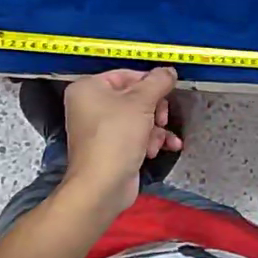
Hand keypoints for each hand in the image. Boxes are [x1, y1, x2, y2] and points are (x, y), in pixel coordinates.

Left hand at [61, 68, 182, 211]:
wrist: (103, 185)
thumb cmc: (116, 137)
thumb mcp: (142, 102)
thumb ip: (158, 82)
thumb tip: (168, 71)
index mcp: (88, 88)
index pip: (126, 75)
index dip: (149, 83)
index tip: (167, 90)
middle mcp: (90, 106)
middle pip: (134, 98)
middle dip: (154, 110)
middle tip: (162, 118)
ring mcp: (99, 129)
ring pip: (138, 118)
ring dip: (155, 128)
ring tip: (157, 140)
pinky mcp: (110, 148)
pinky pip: (134, 135)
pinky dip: (149, 140)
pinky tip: (162, 148)